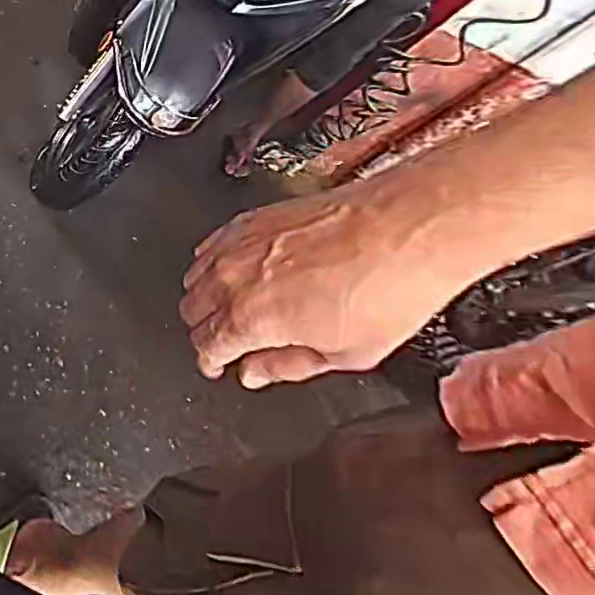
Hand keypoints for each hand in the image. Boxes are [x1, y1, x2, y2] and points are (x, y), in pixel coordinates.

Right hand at [180, 184, 488, 387]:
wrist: (404, 229)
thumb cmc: (386, 288)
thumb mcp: (346, 354)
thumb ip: (285, 367)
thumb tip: (255, 372)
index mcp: (248, 319)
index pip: (205, 345)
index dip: (211, 362)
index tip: (218, 365)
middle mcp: (229, 280)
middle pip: (191, 312)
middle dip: (205, 332)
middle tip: (227, 340)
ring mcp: (233, 246)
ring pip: (193, 279)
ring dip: (205, 298)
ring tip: (231, 307)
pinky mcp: (244, 222)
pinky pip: (207, 248)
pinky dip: (212, 266)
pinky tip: (235, 272)